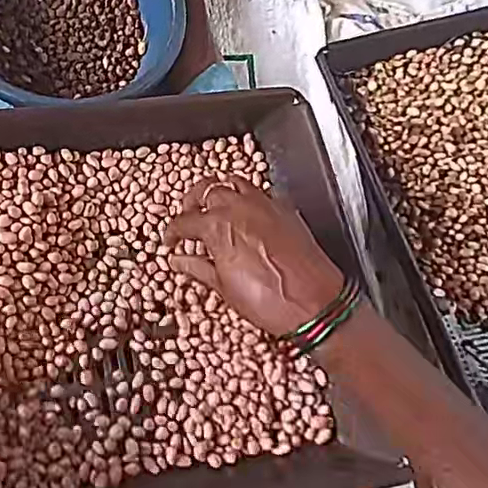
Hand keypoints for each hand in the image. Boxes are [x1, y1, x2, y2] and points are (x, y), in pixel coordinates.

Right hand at [163, 176, 346, 335]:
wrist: (316, 305)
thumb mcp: (224, 287)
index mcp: (216, 226)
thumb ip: (198, 267)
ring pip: (233, 182)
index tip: (171, 241)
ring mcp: (264, 206)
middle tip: (188, 216)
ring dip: (219, 190)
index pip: (184, 221)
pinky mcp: (285, 211)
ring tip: (213, 206)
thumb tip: (180, 260)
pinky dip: (245, 197)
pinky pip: (259, 193)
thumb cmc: (270, 301)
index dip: (173, 232)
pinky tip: (244, 214)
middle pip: (206, 190)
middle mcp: (239, 208)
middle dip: (192, 202)